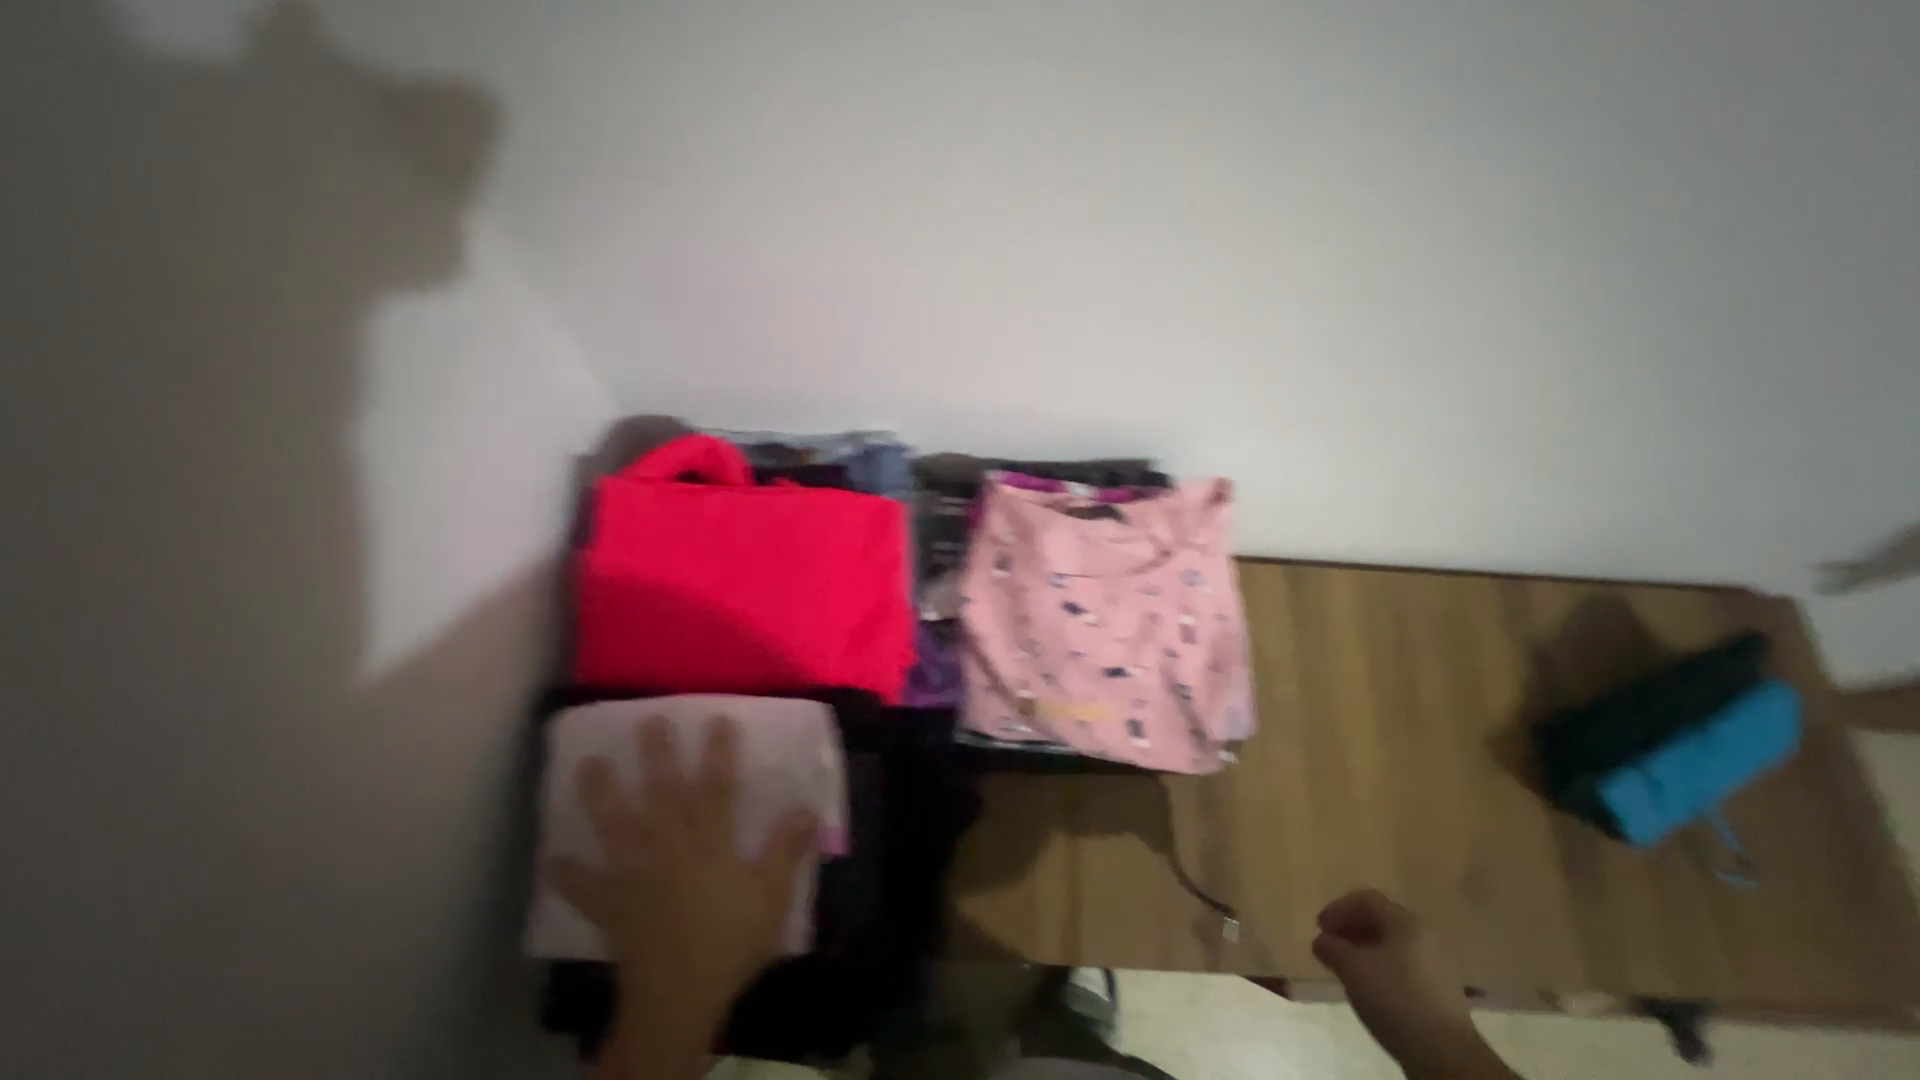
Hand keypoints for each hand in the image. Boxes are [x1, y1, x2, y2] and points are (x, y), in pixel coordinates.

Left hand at [546, 715, 818, 1076]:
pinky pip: (584, 888)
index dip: (718, 753)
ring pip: (617, 827)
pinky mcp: (612, 906)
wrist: (681, 993)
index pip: (717, 788)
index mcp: (711, 843)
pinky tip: (548, 859)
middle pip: (663, 795)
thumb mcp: (773, 894)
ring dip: (601, 795)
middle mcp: (671, 848)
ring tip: (587, 765)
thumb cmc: (732, 940)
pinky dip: (566, 875)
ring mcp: (636, 875)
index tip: (716, 719)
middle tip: (647, 721)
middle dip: (656, 757)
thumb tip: (806, 808)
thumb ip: (786, 849)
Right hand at [1313, 889, 1512, 1079]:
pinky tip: (1369, 987)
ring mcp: (1435, 964)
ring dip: (1363, 948)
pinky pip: (1403, 965)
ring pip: (1392, 944)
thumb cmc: (1395, 1000)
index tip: (1319, 927)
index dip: (1338, 908)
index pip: (1366, 899)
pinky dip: (1380, 967)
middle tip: (1329, 944)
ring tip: (1345, 967)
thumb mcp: (1352, 969)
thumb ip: (1332, 948)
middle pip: (1381, 920)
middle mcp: (1424, 937)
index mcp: (1406, 923)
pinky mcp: (1438, 990)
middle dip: (1350, 928)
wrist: (1444, 1053)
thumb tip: (1322, 941)